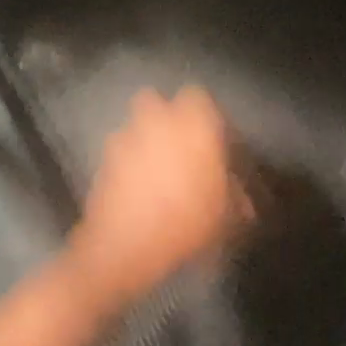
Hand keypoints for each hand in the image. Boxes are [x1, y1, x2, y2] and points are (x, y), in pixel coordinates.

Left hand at [67, 87, 244, 305]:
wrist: (125, 247)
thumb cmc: (186, 223)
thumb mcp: (226, 216)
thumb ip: (237, 200)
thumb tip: (243, 204)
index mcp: (192, 123)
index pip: (200, 98)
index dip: (209, 119)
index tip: (217, 144)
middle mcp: (154, 121)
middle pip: (157, 102)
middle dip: (167, 119)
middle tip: (182, 148)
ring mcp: (123, 139)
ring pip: (135, 127)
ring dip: (145, 142)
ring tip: (158, 173)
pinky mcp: (102, 162)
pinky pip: (120, 154)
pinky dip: (128, 165)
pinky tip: (138, 191)